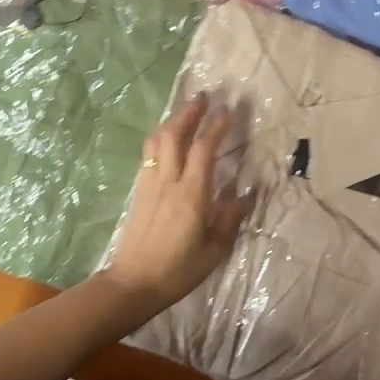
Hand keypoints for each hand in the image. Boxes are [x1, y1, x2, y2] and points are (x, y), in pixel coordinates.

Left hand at [100, 94, 246, 318]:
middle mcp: (168, 181)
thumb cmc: (178, 270)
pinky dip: (160, 139)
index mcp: (191, 194)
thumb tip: (245, 194)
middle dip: (189, 113)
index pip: (203, 150)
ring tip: (185, 112)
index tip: (227, 110)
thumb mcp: (214, 250)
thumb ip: (230, 219)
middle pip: (175, 135)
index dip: (216, 127)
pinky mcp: (138, 190)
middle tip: (203, 97)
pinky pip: (149, 154)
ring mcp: (149, 183)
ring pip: (158, 141)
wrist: (134, 282)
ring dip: (172, 122)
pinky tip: (166, 140)